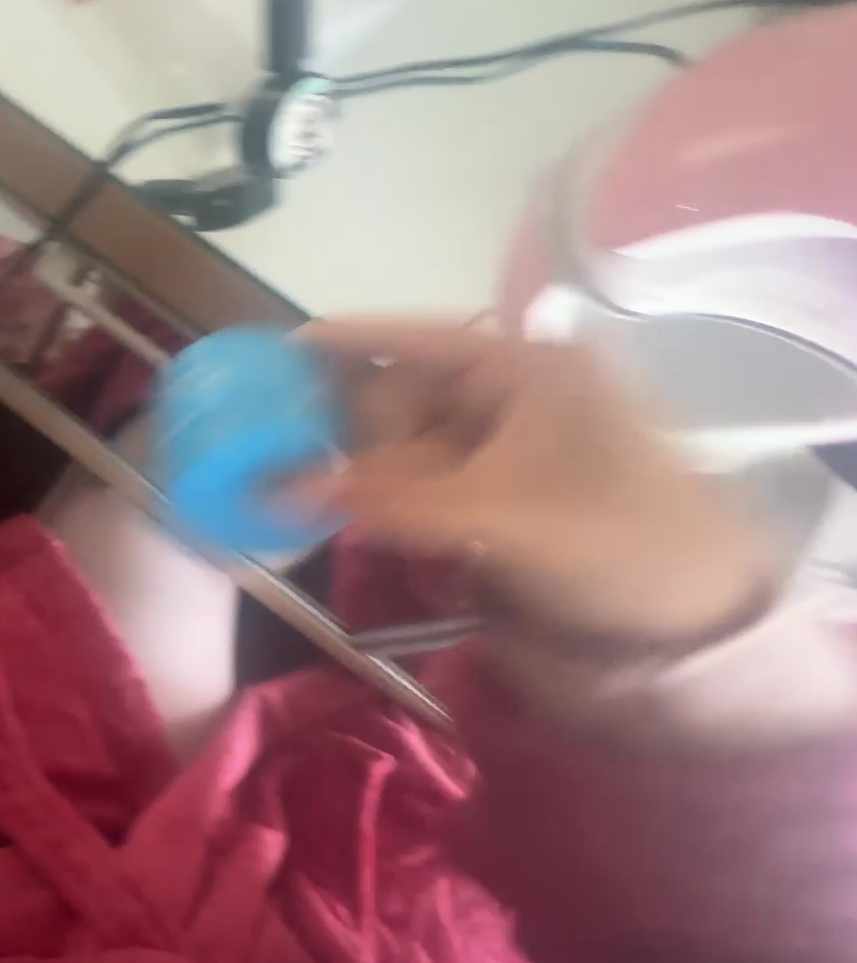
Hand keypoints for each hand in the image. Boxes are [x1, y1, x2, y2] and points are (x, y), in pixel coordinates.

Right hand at [296, 321, 774, 647]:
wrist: (687, 623)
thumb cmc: (611, 541)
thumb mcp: (497, 516)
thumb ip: (383, 503)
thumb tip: (275, 493)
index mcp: (526, 373)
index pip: (420, 339)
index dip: (348, 340)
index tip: (279, 349)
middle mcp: (505, 399)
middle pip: (397, 394)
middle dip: (337, 419)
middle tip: (276, 440)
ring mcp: (492, 449)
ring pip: (397, 443)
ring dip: (348, 465)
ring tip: (293, 481)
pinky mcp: (481, 494)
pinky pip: (408, 484)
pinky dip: (370, 497)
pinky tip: (335, 510)